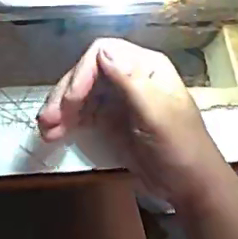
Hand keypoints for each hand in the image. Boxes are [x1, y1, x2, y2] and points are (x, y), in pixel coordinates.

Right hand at [37, 38, 237, 215]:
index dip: (83, 72)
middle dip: (66, 94)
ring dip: (61, 109)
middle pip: (88, 73)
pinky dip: (67, 122)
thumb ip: (130, 82)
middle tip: (47, 120)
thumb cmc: (181, 147)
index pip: (105, 53)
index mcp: (146, 66)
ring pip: (81, 93)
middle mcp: (131, 76)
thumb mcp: (157, 114)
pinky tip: (54, 134)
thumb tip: (102, 50)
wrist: (192, 188)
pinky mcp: (112, 121)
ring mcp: (120, 98)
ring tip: (46, 130)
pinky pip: (84, 114)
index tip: (71, 100)